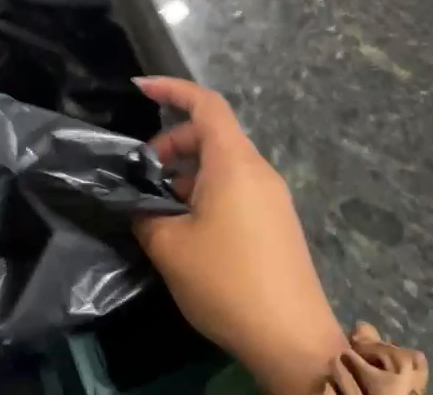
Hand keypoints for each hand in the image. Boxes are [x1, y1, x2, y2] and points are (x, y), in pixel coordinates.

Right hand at [133, 77, 347, 394]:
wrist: (295, 344)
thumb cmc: (228, 283)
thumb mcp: (169, 247)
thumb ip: (144, 213)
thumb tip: (137, 203)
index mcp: (233, 163)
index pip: (205, 103)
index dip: (171, 88)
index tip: (139, 89)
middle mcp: (257, 171)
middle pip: (212, 133)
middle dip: (172, 142)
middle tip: (143, 172)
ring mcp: (272, 198)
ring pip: (223, 162)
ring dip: (187, 171)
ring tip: (160, 206)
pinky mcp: (277, 222)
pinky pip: (237, 186)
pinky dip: (206, 189)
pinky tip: (188, 226)